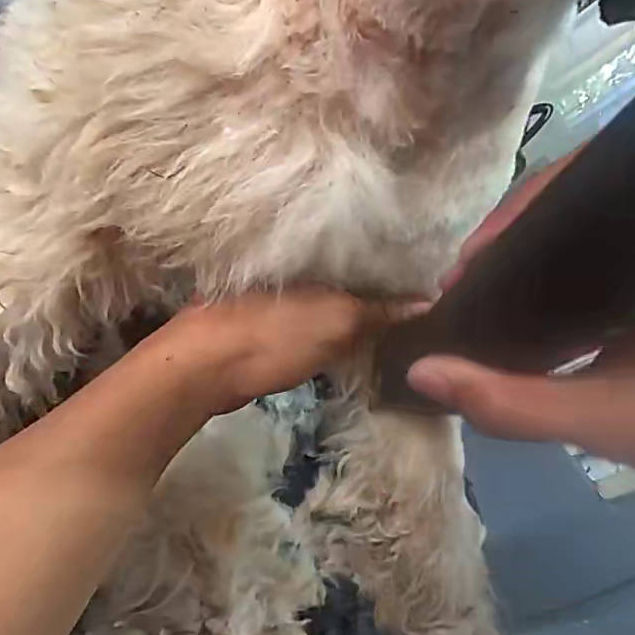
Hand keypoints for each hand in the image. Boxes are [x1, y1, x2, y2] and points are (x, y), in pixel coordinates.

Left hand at [149, 289, 426, 413]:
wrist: (202, 367)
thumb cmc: (273, 339)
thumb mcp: (336, 323)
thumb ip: (378, 313)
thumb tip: (426, 303)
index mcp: (320, 267)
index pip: (373, 269)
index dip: (400, 284)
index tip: (432, 300)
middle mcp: (301, 277)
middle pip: (352, 285)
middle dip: (380, 296)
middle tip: (417, 319)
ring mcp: (279, 303)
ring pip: (329, 305)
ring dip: (353, 314)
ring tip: (390, 330)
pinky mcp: (263, 330)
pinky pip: (309, 324)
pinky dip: (328, 330)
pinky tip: (343, 342)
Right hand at [411, 156, 634, 510]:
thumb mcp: (621, 420)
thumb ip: (518, 403)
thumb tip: (424, 374)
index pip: (606, 175)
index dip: (526, 208)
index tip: (473, 256)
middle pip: (608, 186)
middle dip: (531, 224)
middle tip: (476, 267)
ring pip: (623, 210)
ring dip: (560, 239)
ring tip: (502, 273)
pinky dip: (594, 255)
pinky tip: (556, 284)